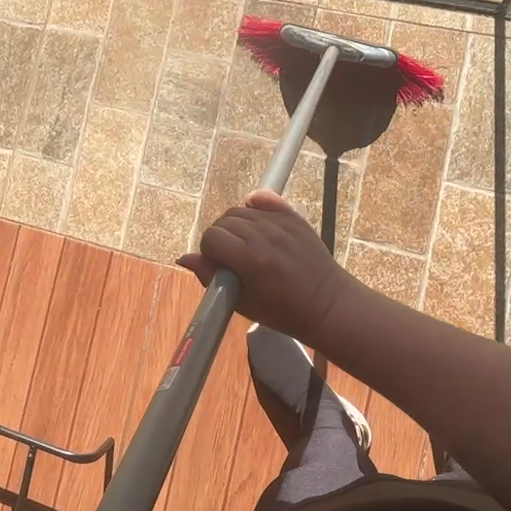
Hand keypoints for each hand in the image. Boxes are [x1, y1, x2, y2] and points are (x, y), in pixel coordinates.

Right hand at [178, 190, 358, 345]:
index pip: (211, 237)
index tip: (219, 264)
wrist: (326, 304)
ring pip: (240, 210)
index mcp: (250, 260)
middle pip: (224, 221)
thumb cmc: (283, 311)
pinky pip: (264, 198)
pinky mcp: (293, 216)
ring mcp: (281, 223)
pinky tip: (254, 220)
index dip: (209, 251)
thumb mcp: (243, 303)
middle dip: (221, 237)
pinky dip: (254, 206)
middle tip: (231, 256)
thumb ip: (212, 277)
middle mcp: (264, 236)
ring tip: (245, 244)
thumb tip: (184, 258)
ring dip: (236, 225)